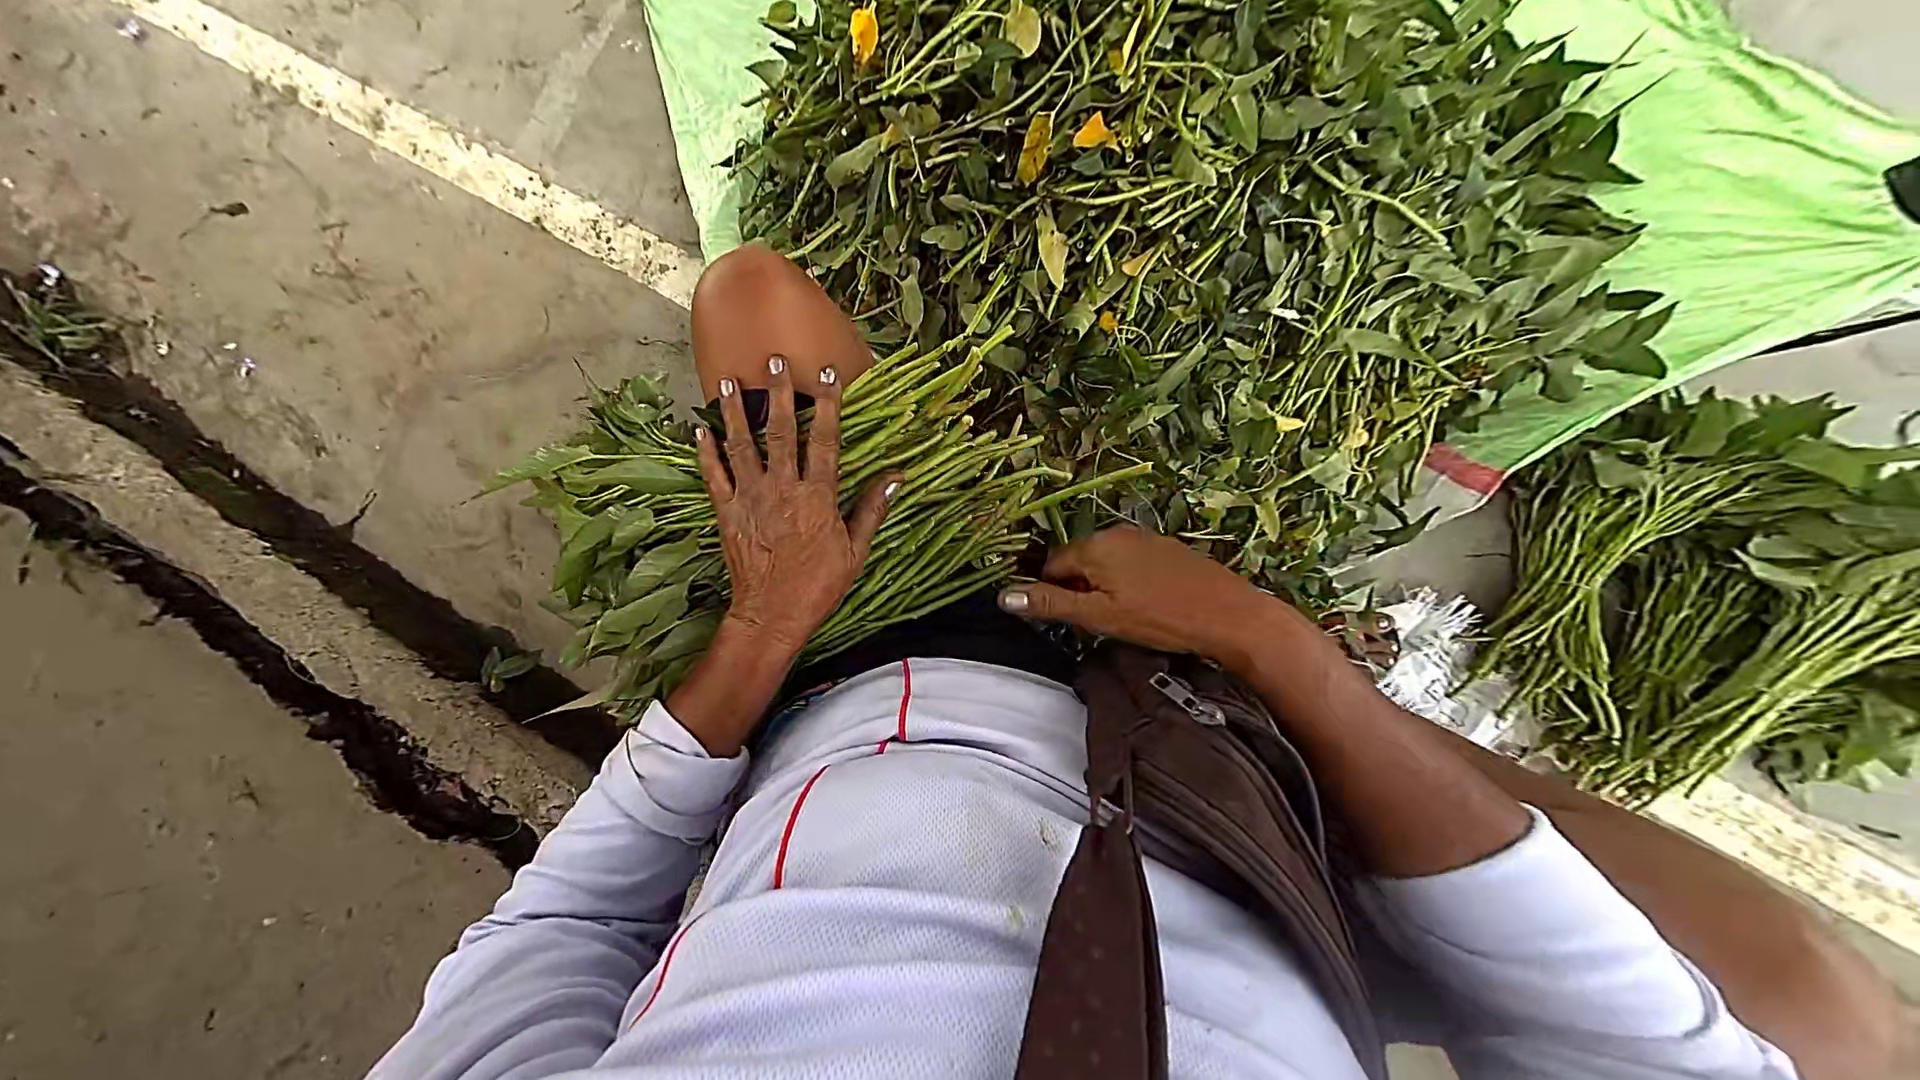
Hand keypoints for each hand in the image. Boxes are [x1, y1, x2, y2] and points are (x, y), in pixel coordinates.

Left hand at [694, 355, 898, 655]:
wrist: (771, 614)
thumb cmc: (819, 585)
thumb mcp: (856, 551)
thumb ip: (871, 509)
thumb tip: (896, 478)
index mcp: (818, 497)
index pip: (826, 441)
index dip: (829, 406)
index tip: (828, 375)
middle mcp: (783, 489)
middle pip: (782, 432)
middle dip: (780, 393)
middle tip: (774, 360)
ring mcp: (751, 498)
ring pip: (743, 445)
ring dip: (737, 412)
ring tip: (732, 381)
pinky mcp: (727, 512)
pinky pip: (714, 475)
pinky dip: (706, 452)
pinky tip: (700, 429)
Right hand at [997, 526, 1315, 665]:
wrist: (1231, 616)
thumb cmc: (1161, 618)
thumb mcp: (1099, 616)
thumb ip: (1051, 603)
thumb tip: (1005, 596)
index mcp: (1095, 546)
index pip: (1051, 566)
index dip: (1053, 595)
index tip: (1070, 621)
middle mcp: (1117, 534)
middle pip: (1079, 562)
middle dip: (1079, 590)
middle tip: (1097, 624)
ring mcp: (1145, 538)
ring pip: (1106, 564)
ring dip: (1103, 587)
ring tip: (1124, 618)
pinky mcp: (1167, 549)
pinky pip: (1131, 563)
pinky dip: (1128, 582)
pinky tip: (1148, 607)